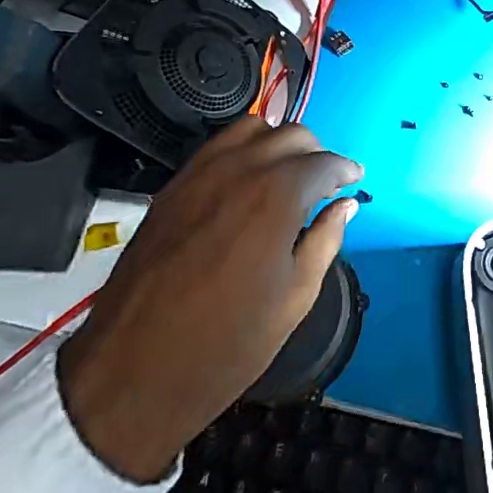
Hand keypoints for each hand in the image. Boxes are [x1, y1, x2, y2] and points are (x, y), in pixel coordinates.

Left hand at [58, 118, 361, 481]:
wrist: (137, 365)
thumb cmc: (228, 342)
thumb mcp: (295, 297)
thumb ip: (324, 240)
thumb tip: (344, 205)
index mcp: (277, 195)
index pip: (324, 162)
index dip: (345, 169)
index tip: (354, 178)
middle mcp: (240, 168)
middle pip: (291, 134)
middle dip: (316, 153)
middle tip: (324, 182)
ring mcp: (201, 171)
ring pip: (252, 128)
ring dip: (278, 142)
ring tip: (287, 174)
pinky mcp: (175, 184)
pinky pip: (218, 146)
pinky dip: (243, 149)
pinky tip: (248, 180)